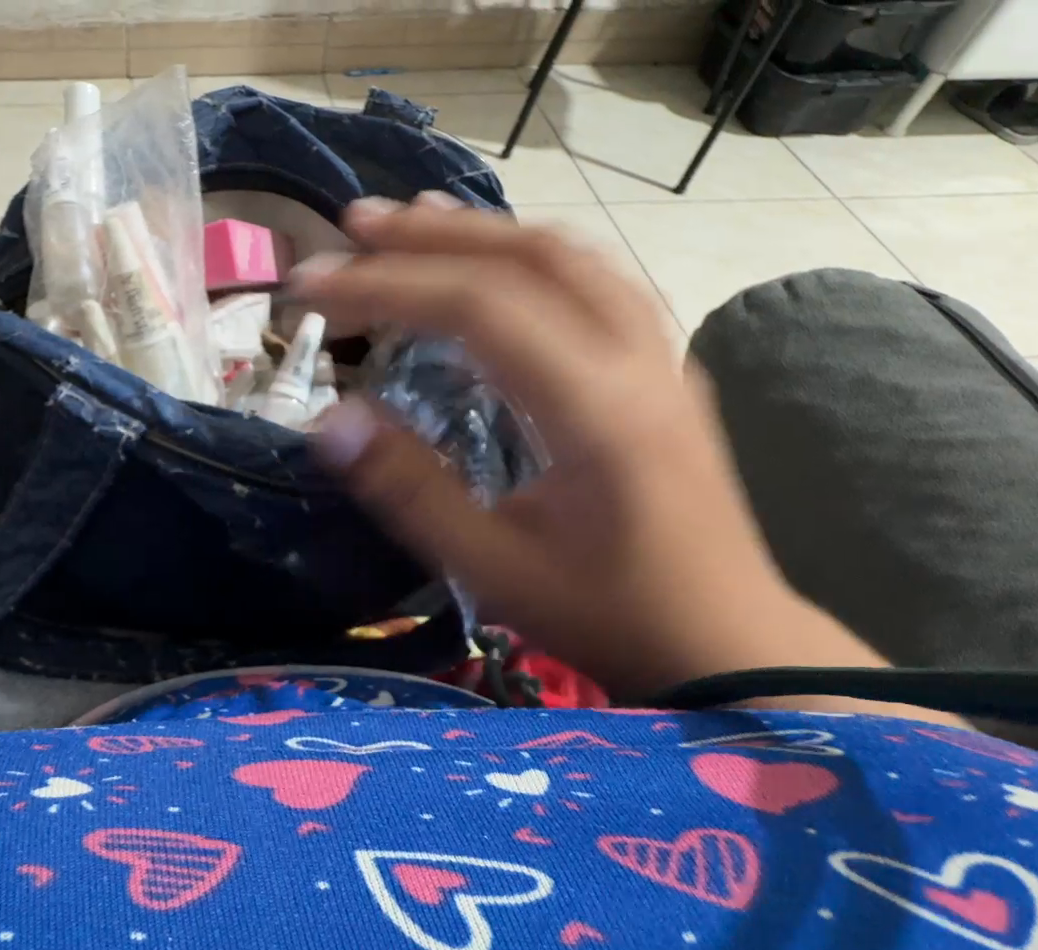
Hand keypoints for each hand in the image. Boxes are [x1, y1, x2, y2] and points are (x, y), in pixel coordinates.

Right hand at [293, 194, 896, 700]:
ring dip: (483, 230)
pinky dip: (528, 255)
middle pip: (530, 257)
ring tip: (411, 220)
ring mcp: (660, 357)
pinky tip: (496, 262)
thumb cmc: (608, 615)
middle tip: (351, 224)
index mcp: (595, 408)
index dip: (386, 285)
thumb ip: (411, 491)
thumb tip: (329, 421)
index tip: (312, 288)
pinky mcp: (662, 370)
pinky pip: (594, 281)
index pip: (480, 307)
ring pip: (570, 257)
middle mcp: (637, 359)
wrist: (725, 641)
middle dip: (430, 235)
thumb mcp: (493, 569)